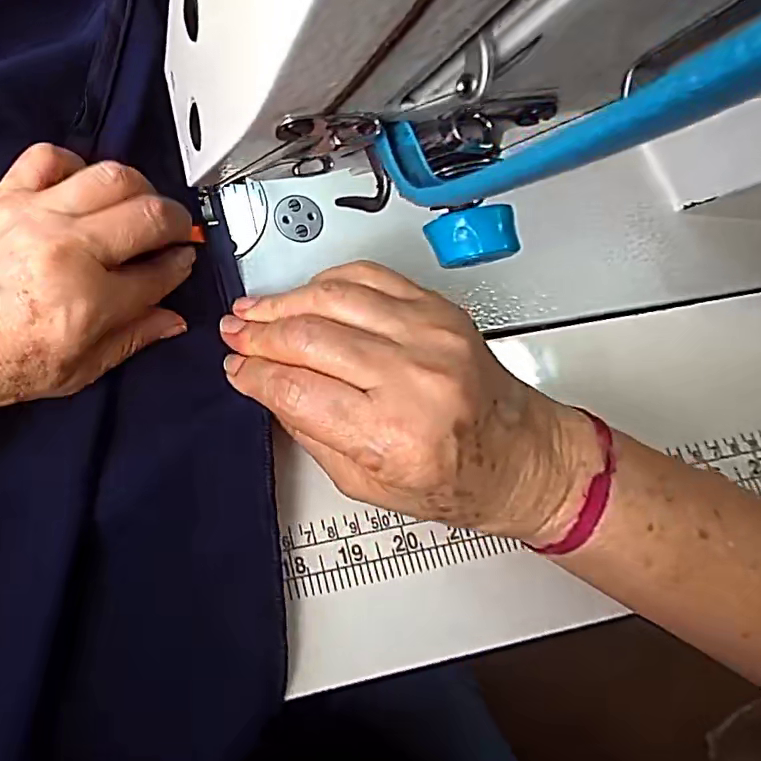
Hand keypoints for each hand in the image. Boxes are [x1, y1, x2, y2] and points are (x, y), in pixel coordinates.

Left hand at [0, 143, 196, 443]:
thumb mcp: (66, 376)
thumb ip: (126, 342)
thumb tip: (170, 319)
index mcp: (84, 304)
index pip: (158, 273)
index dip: (178, 269)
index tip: (179, 265)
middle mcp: (65, 251)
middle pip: (148, 215)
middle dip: (174, 223)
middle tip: (171, 235)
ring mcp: (31, 217)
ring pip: (112, 176)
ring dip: (139, 188)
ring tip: (137, 207)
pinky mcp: (1, 199)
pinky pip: (49, 157)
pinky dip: (73, 164)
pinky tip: (78, 188)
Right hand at [217, 261, 600, 544]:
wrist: (526, 458)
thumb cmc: (454, 479)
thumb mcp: (361, 482)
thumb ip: (305, 428)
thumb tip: (263, 380)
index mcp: (394, 435)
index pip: (293, 387)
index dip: (251, 373)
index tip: (235, 368)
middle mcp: (416, 380)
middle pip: (304, 337)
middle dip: (256, 334)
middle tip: (234, 333)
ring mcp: (431, 336)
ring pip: (328, 298)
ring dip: (280, 302)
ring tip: (254, 310)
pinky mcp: (438, 311)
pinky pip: (364, 277)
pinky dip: (322, 282)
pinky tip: (302, 294)